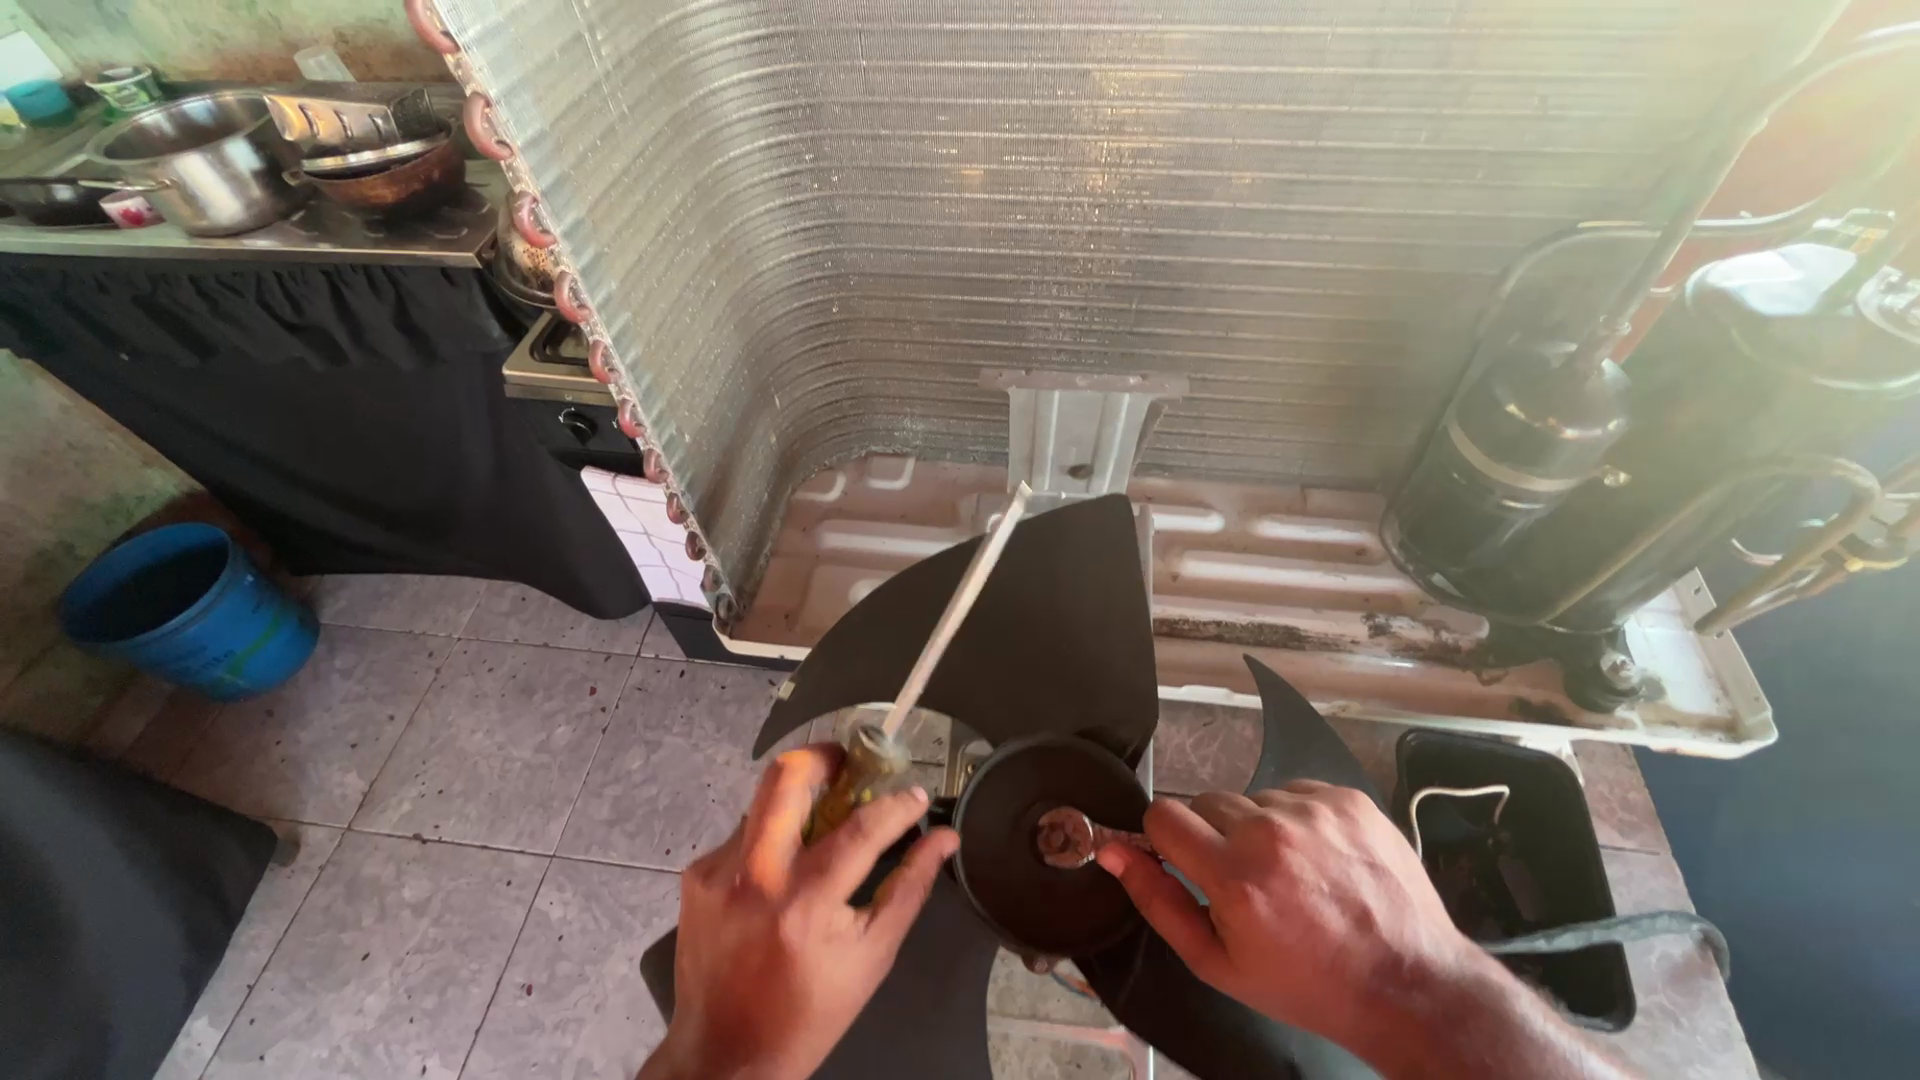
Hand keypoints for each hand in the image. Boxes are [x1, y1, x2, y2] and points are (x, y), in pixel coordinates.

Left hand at [641, 745, 959, 1079]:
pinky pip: (744, 833)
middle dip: (824, 756)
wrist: (722, 1056)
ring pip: (764, 801)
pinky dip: (771, 838)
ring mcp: (718, 872)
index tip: (916, 794)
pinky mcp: (697, 875)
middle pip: (787, 778)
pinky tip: (783, 872)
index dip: (896, 805)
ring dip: (799, 801)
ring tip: (820, 825)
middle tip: (849, 763)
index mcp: (805, 903)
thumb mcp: (872, 956)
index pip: (861, 828)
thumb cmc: (809, 1012)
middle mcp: (755, 876)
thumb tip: (944, 837)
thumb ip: (909, 886)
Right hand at [1096, 781, 1474, 1049]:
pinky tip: (1321, 859)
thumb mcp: (1218, 963)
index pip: (1164, 815)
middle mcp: (1271, 832)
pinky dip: (1297, 820)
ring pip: (1252, 800)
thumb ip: (1156, 900)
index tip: (1187, 863)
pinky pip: (1295, 792)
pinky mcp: (1347, 799)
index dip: (1167, 839)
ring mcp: (1314, 810)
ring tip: (1294, 875)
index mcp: (1234, 875)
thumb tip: (1112, 850)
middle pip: (1207, 803)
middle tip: (1247, 881)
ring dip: (1259, 829)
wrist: (1409, 986)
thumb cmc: (1305, 984)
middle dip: (1215, 837)